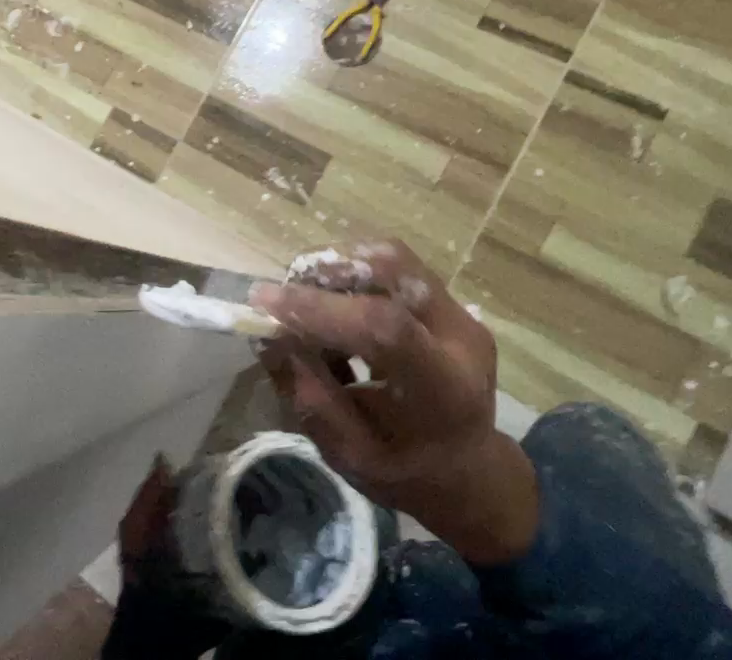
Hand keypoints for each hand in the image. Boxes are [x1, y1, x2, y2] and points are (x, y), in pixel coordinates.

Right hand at [252, 239, 539, 564]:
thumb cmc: (403, 472)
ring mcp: (461, 314)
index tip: (263, 300)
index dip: (319, 308)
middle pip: (393, 269)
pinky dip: (352, 276)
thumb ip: (307, 392)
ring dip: (336, 268)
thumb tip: (266, 333)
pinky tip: (334, 308)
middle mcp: (461, 339)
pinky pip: (394, 268)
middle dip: (326, 270)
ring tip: (305, 301)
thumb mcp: (345, 452)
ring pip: (391, 258)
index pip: (383, 327)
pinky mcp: (451, 303)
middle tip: (283, 294)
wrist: (468, 470)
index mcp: (442, 391)